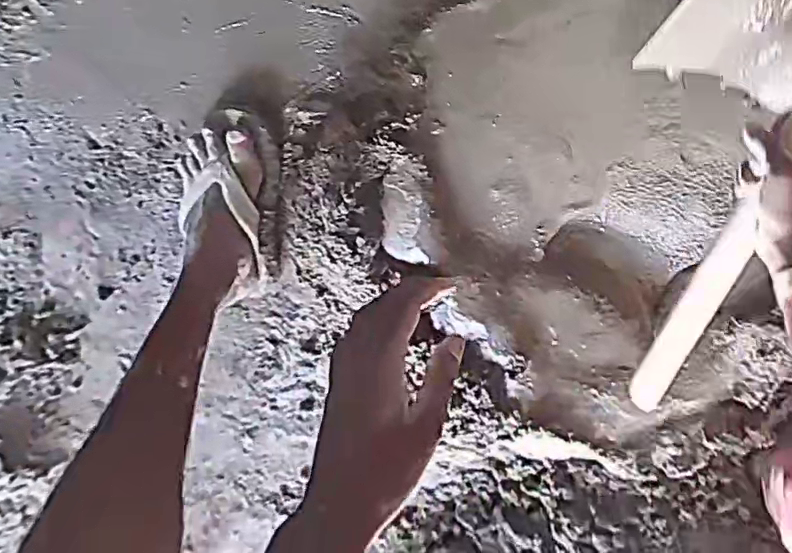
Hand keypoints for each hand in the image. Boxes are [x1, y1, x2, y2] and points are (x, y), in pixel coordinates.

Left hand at [272, 276, 464, 551]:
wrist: (337, 507)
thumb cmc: (385, 473)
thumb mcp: (427, 427)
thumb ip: (441, 377)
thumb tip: (454, 339)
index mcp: (380, 361)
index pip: (404, 305)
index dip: (429, 288)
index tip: (452, 284)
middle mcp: (357, 356)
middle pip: (384, 303)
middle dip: (414, 289)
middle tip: (442, 288)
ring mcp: (343, 367)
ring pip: (369, 314)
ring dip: (396, 301)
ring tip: (423, 304)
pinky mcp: (338, 380)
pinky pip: (358, 329)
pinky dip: (380, 317)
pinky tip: (395, 332)